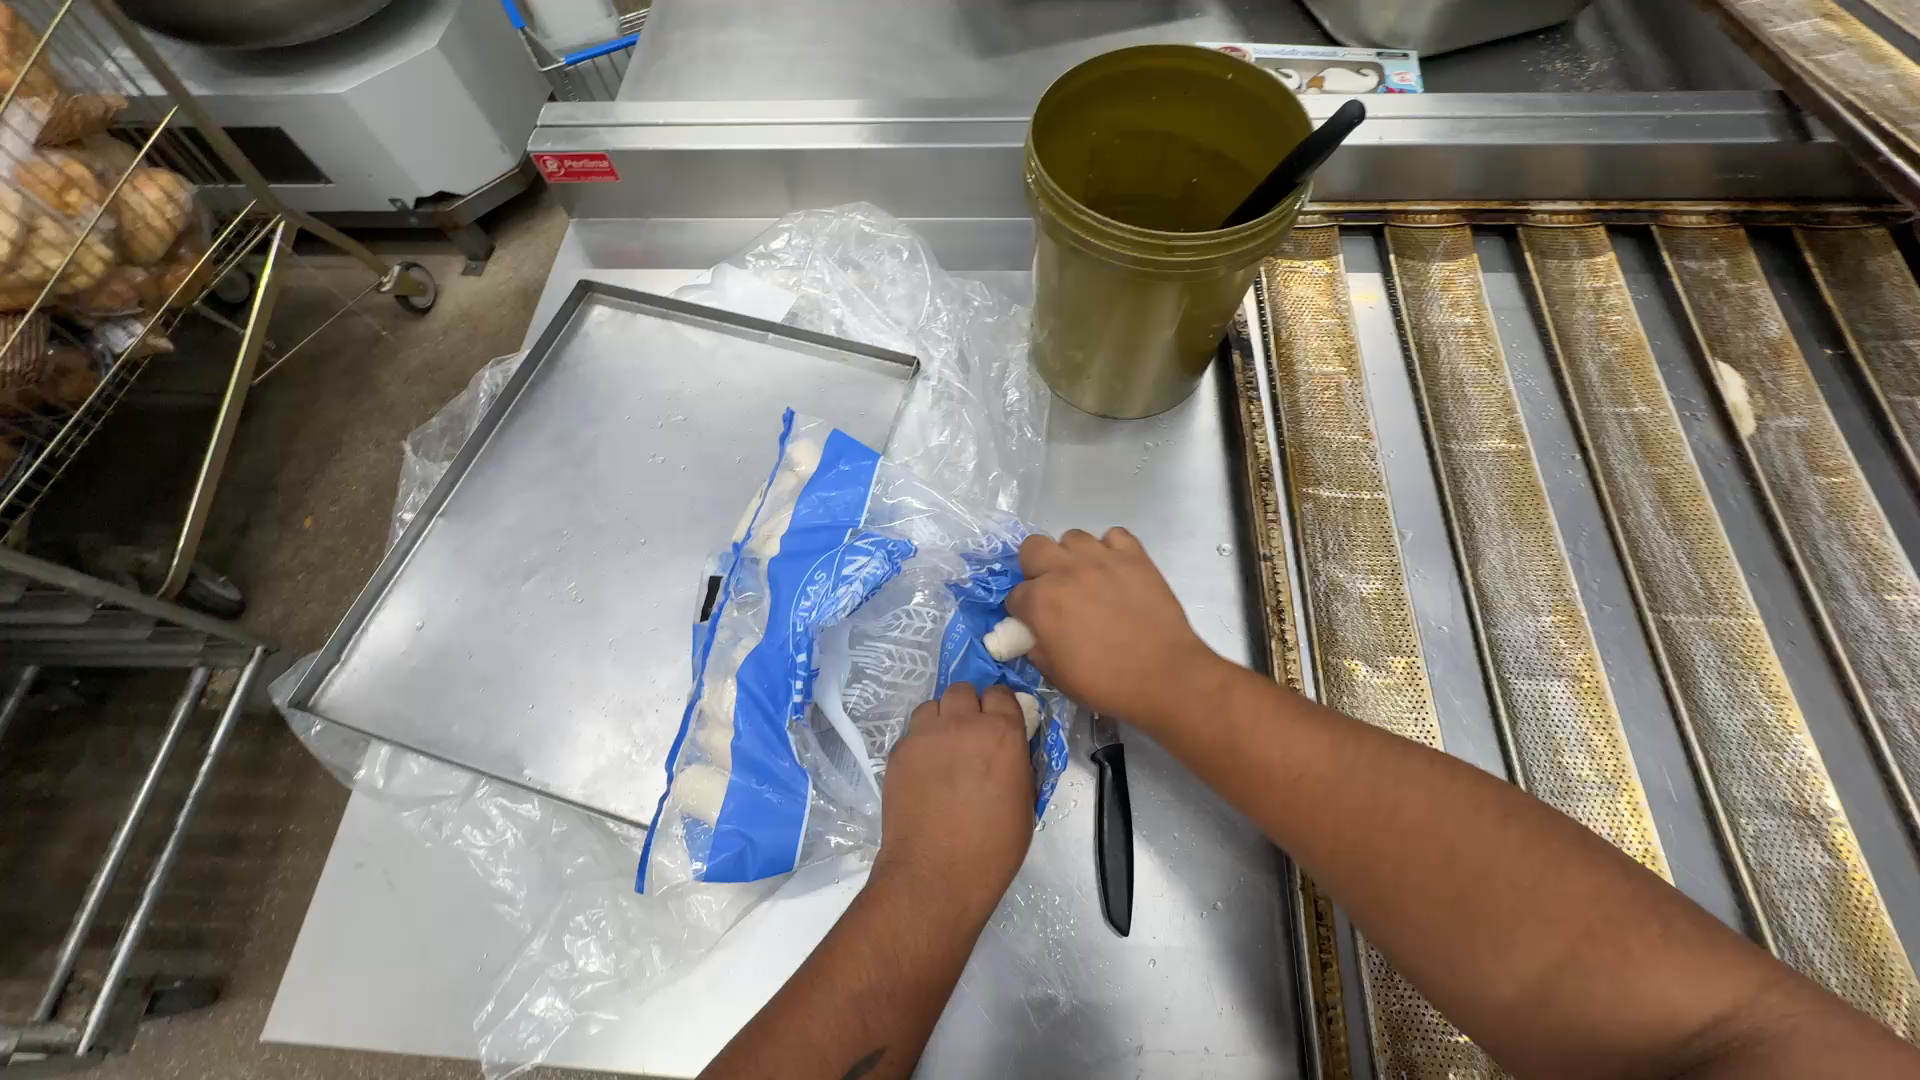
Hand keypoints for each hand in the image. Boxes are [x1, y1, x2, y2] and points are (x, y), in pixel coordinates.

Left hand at [872, 683, 1034, 920]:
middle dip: (968, 707)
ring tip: (943, 749)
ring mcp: (925, 735)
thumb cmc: (992, 848)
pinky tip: (924, 772)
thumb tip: (1010, 748)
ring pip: (932, 706)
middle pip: (963, 690)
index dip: (1000, 708)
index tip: (999, 725)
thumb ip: (1017, 762)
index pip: (1001, 693)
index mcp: (1002, 733)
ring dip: (941, 719)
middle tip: (969, 736)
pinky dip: (920, 743)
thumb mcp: (1024, 801)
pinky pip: (912, 733)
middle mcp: (962, 723)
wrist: (935, 874)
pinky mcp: (898, 752)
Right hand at [1008, 527, 1223, 730]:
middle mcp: (1066, 571)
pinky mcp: (1134, 556)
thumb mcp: (1056, 675)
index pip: (1015, 594)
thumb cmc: (1106, 683)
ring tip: (1085, 578)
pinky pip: (1114, 535)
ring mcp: (1102, 559)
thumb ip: (1035, 648)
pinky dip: (1110, 548)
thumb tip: (1032, 635)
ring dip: (1071, 556)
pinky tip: (1114, 570)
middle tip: (1051, 590)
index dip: (1022, 610)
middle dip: (1035, 568)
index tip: (1033, 622)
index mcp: (1041, 601)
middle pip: (1033, 547)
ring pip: (1072, 537)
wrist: (1164, 676)